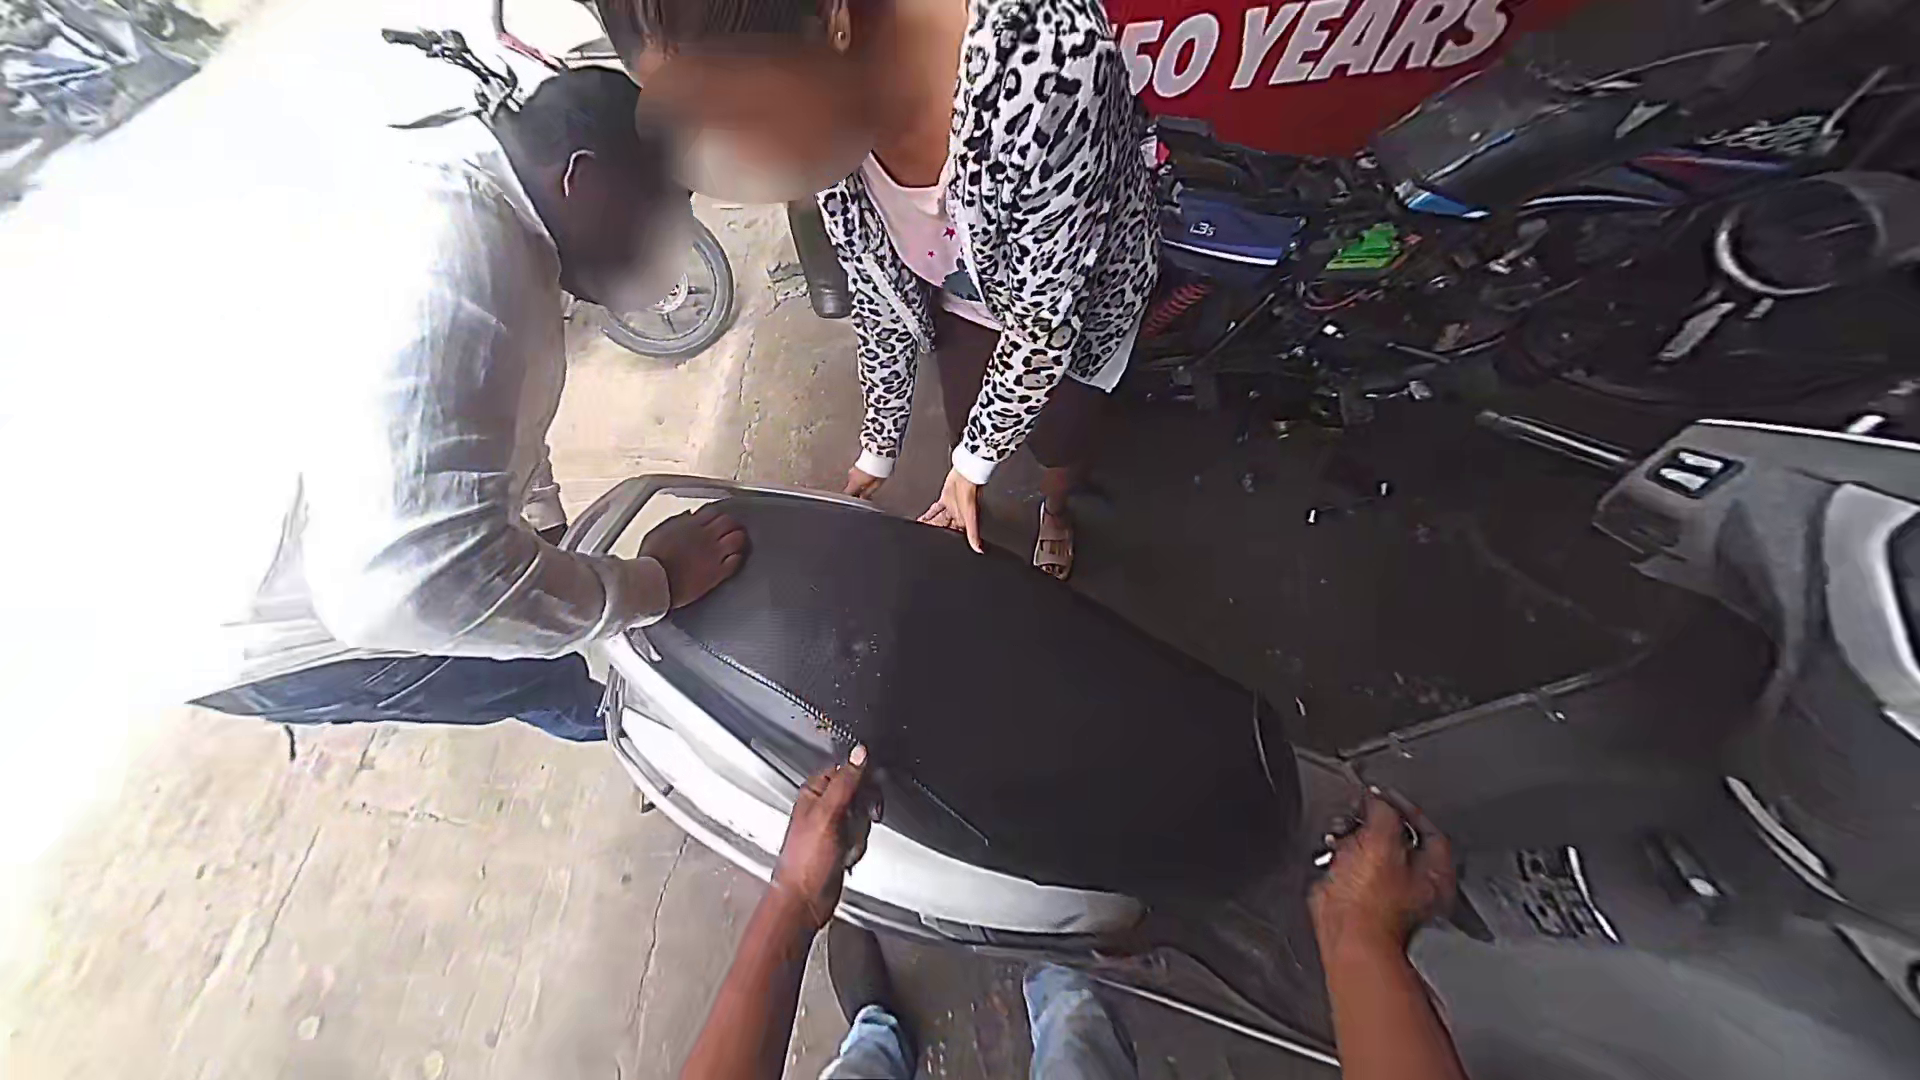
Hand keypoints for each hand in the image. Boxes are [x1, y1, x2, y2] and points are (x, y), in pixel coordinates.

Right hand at [638, 504, 748, 608]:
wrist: (654, 580)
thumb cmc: (651, 559)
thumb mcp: (659, 532)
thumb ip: (676, 522)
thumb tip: (689, 515)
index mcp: (691, 525)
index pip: (713, 512)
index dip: (718, 516)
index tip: (718, 520)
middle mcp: (706, 536)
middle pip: (729, 523)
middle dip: (732, 525)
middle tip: (732, 530)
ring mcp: (714, 554)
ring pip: (737, 539)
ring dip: (739, 539)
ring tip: (737, 543)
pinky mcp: (718, 572)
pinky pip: (736, 561)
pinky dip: (738, 557)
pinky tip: (735, 558)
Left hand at [771, 745, 878, 928]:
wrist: (804, 901)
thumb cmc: (806, 860)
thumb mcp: (829, 813)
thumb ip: (847, 781)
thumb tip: (860, 752)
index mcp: (815, 789)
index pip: (849, 768)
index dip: (862, 781)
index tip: (866, 796)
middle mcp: (823, 804)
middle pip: (861, 791)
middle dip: (862, 812)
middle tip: (853, 824)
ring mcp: (832, 824)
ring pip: (864, 814)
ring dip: (859, 832)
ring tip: (844, 846)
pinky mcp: (840, 841)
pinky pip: (861, 834)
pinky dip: (858, 845)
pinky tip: (845, 856)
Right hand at [844, 466, 884, 499]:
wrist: (880, 453)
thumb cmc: (878, 469)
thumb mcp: (876, 485)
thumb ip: (867, 492)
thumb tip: (862, 498)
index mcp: (854, 482)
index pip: (847, 493)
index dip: (852, 498)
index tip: (859, 499)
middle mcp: (851, 475)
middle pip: (850, 486)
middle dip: (857, 490)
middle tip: (865, 493)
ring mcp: (853, 468)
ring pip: (853, 479)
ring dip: (859, 483)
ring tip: (869, 484)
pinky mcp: (856, 463)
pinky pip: (856, 473)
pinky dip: (860, 477)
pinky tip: (867, 477)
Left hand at [918, 468, 983, 552]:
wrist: (966, 476)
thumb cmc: (970, 494)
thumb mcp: (970, 517)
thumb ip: (973, 534)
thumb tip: (979, 549)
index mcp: (965, 522)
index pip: (955, 535)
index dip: (948, 541)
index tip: (941, 548)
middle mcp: (958, 515)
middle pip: (945, 528)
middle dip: (937, 533)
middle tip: (927, 541)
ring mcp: (951, 507)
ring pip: (939, 519)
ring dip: (931, 525)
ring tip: (922, 532)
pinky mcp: (945, 499)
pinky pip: (935, 509)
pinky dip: (928, 515)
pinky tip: (922, 519)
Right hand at [1309, 789, 1455, 954]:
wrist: (1345, 929)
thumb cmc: (1371, 900)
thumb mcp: (1381, 841)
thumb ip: (1384, 813)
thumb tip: (1376, 799)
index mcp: (1435, 874)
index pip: (1429, 830)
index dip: (1406, 808)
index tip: (1384, 794)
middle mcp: (1415, 882)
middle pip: (1398, 837)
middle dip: (1374, 820)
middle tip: (1360, 810)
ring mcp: (1386, 888)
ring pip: (1372, 847)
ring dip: (1354, 833)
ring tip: (1341, 829)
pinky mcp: (1359, 891)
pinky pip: (1351, 860)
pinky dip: (1341, 849)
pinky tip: (1333, 846)